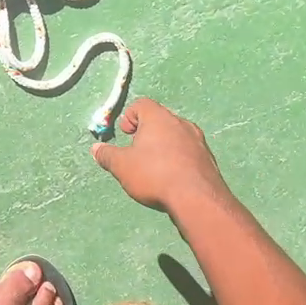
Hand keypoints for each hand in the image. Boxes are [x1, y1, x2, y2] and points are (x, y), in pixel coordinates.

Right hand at [90, 98, 234, 213]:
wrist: (198, 200)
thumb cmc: (154, 175)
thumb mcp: (122, 166)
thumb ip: (107, 155)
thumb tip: (96, 149)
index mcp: (158, 118)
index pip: (142, 104)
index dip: (129, 116)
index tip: (126, 135)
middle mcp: (180, 123)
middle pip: (160, 119)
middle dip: (147, 132)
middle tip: (138, 151)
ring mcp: (198, 141)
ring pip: (176, 135)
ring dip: (165, 146)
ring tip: (156, 167)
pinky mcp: (209, 159)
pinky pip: (189, 152)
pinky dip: (179, 159)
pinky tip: (173, 178)